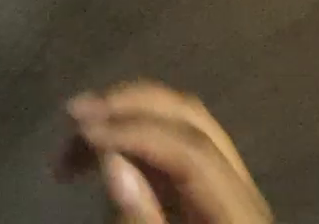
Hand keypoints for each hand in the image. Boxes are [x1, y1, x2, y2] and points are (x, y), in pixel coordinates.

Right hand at [59, 82, 274, 223]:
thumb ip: (141, 223)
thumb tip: (113, 159)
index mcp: (241, 218)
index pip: (191, 150)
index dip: (135, 131)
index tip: (81, 131)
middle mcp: (243, 192)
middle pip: (190, 119)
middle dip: (130, 106)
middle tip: (74, 115)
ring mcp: (229, 191)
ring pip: (182, 122)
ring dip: (127, 115)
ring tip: (77, 132)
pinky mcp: (206, 199)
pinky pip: (173, 146)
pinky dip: (134, 137)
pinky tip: (99, 152)